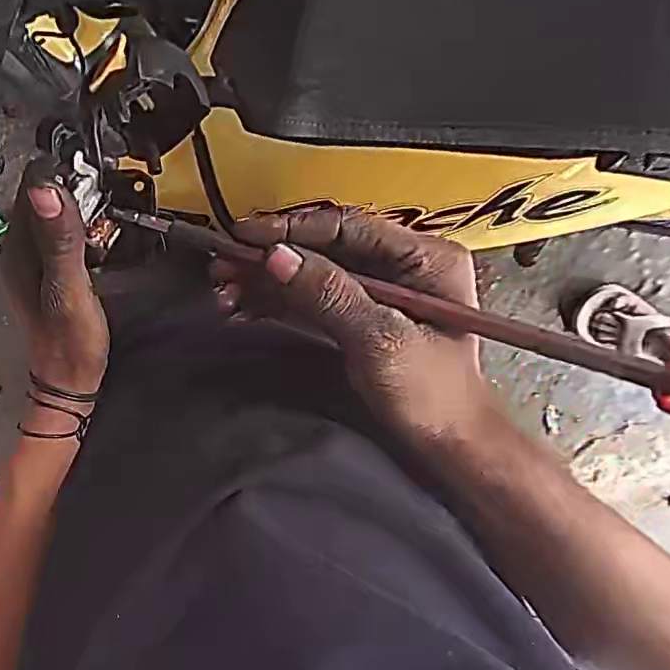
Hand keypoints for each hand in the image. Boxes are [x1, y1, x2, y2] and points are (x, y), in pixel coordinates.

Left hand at [0, 157, 108, 398]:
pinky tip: (95, 235)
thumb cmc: (69, 344)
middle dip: (70, 187)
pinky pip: (62, 236)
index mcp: (18, 251)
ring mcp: (34, 263)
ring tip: (99, 209)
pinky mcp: (51, 273)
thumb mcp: (69, 288)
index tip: (87, 173)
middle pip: (40, 198)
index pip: (31, 188)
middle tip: (98, 190)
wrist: (72, 382)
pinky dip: (80, 228)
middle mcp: (20, 253)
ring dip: (76, 207)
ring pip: (52, 216)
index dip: (59, 173)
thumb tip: (46, 190)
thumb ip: (60, 239)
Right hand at [212, 207, 499, 446]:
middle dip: (269, 259)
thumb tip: (278, 257)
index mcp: (422, 258)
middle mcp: (397, 266)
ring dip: (264, 283)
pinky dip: (273, 304)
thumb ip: (330, 294)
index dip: (292, 230)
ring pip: (307, 274)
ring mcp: (372, 292)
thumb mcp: (380, 339)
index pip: (347, 227)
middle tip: (224, 266)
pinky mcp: (352, 317)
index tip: (245, 236)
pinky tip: (243, 309)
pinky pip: (305, 300)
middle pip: (321, 248)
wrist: (445, 442)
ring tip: (225, 294)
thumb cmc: (432, 394)